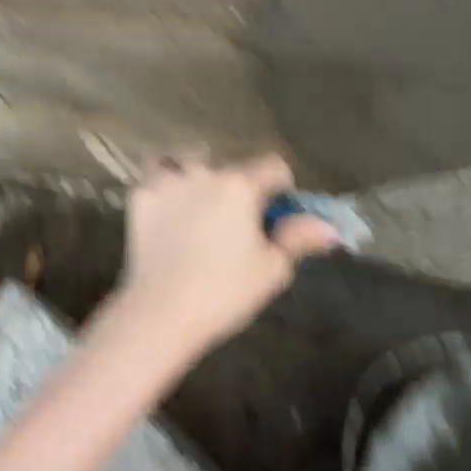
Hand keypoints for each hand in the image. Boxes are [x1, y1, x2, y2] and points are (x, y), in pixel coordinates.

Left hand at [113, 152, 341, 354]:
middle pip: (230, 165)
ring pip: (188, 159)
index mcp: (241, 185)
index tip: (275, 212)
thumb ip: (298, 239)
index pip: (273, 166)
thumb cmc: (224, 292)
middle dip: (238, 186)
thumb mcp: (271, 269)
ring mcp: (168, 180)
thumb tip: (329, 228)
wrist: (161, 311)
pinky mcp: (140, 194)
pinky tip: (168, 207)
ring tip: (198, 202)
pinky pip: (157, 176)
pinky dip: (165, 185)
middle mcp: (204, 172)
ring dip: (198, 173)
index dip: (280, 187)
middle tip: (234, 221)